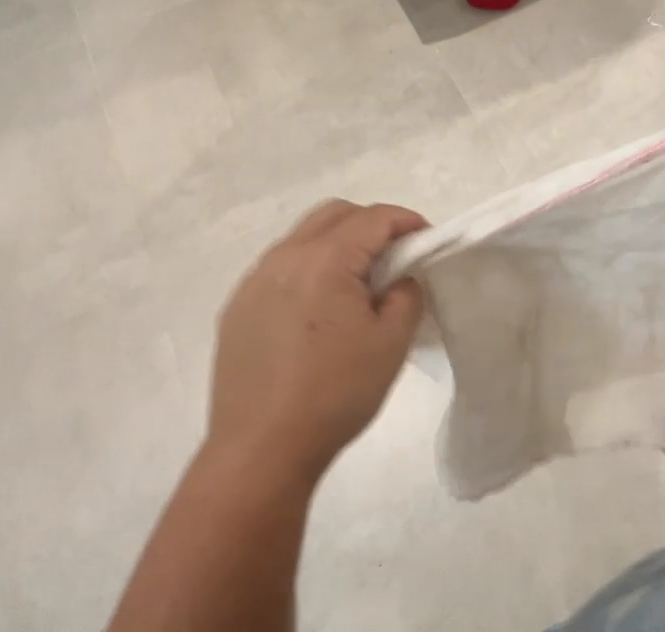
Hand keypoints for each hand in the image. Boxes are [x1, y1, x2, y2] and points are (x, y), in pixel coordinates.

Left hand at [207, 200, 427, 480]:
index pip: (373, 219)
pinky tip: (321, 309)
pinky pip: (280, 267)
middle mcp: (283, 260)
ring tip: (359, 284)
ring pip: (303, 238)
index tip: (428, 242)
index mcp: (324, 262)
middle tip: (396, 256)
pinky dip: (309, 268)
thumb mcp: (391, 343)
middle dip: (371, 224)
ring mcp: (253, 284)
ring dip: (338, 244)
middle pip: (334, 215)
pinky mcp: (236, 310)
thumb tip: (398, 279)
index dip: (407, 222)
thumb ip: (405, 295)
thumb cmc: (335, 393)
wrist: (261, 450)